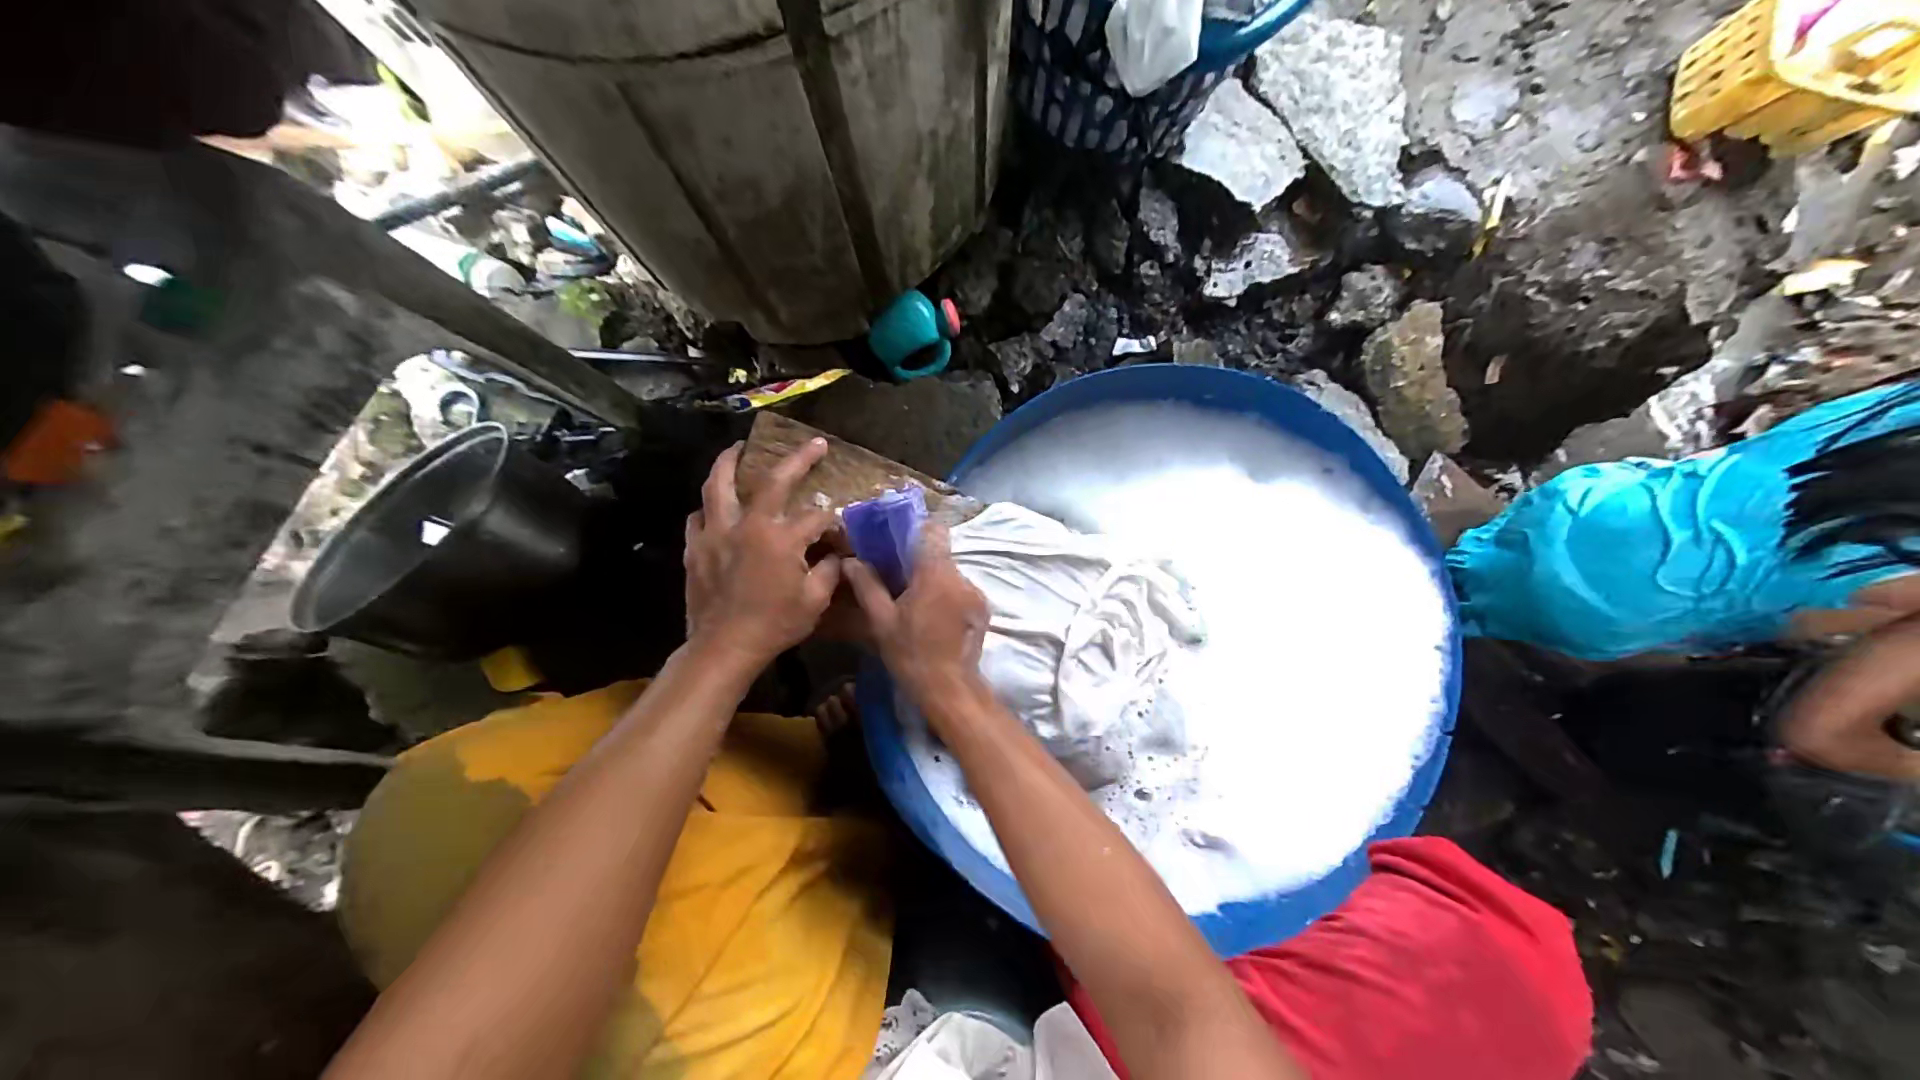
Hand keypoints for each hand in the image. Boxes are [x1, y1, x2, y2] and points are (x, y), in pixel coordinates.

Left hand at [683, 439, 840, 669]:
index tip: (841, 536)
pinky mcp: (694, 547)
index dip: (833, 524)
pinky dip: (708, 507)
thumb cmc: (774, 626)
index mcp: (781, 538)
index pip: (817, 517)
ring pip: (719, 485)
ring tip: (738, 448)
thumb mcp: (815, 602)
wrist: (723, 647)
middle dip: (798, 459)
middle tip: (812, 444)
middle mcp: (748, 525)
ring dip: (730, 462)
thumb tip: (837, 555)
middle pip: (774, 481)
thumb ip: (830, 571)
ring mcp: (716, 533)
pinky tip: (715, 507)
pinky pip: (698, 516)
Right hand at [844, 522, 991, 717]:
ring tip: (917, 602)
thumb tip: (851, 561)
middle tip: (900, 577)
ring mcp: (976, 593)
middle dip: (922, 562)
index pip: (933, 531)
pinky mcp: (983, 609)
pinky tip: (935, 617)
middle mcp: (961, 577)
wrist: (949, 688)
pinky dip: (948, 596)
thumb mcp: (881, 620)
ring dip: (936, 581)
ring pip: (952, 574)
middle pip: (941, 554)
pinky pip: (962, 591)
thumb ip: (867, 585)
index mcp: (936, 573)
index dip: (916, 529)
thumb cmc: (910, 653)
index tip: (899, 539)